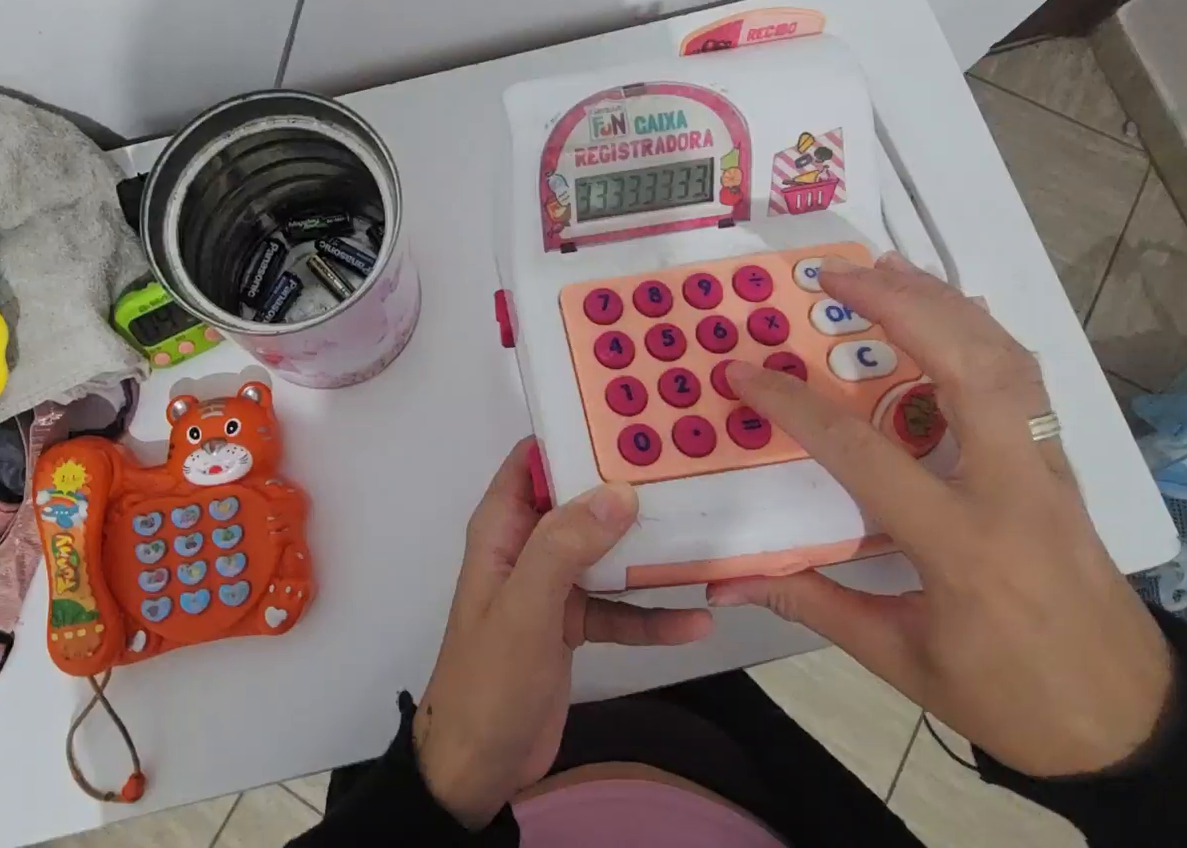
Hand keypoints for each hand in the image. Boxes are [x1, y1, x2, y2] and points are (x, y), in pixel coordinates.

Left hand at [415, 440, 713, 827]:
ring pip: (606, 554)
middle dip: (626, 490)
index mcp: (503, 529)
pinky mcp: (572, 624)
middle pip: (579, 502)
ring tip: (707, 540)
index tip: (632, 422)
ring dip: (648, 553)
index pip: (534, 461)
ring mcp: (552, 586)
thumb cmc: (490, 677)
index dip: (575, 437)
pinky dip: (650, 615)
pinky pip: (618, 609)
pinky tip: (695, 623)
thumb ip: (565, 547)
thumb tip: (619, 490)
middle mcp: (527, 547)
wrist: (478, 765)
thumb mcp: (526, 608)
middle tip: (688, 473)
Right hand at [707, 253, 1172, 777]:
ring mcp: (1051, 472)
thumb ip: (810, 603)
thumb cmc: (1004, 696)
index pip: (862, 453)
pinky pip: (1027, 382)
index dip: (794, 406)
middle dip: (901, 310)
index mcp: (961, 545)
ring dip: (946, 304)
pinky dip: (985, 331)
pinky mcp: (1064, 468)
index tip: (744, 373)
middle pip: (968, 371)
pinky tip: (950, 310)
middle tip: (838, 275)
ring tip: (889, 267)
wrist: (1128, 727)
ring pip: (1009, 362)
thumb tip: (725, 581)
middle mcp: (1014, 491)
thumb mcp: (896, 658)